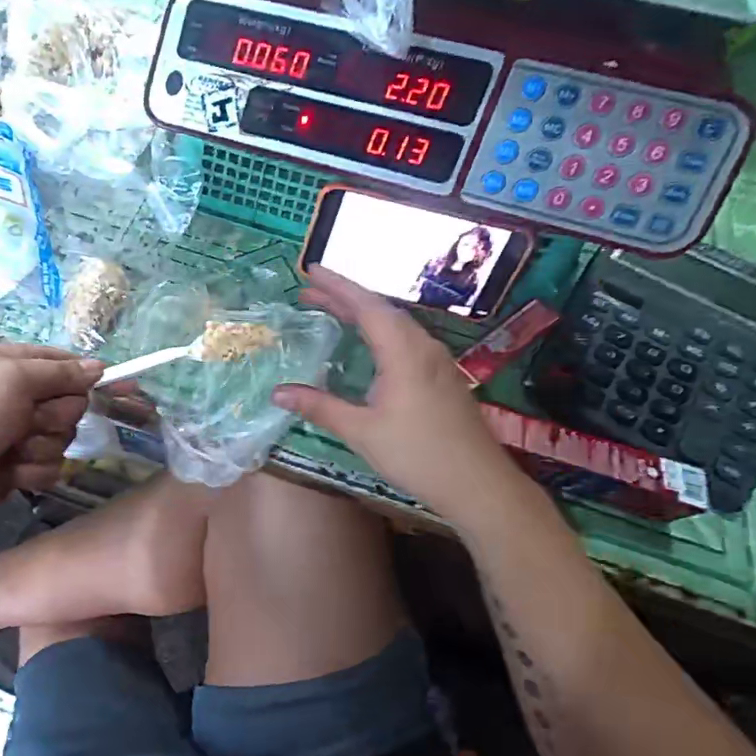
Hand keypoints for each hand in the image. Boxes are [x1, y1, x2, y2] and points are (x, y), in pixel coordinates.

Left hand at [0, 344, 100, 523]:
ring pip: (65, 437)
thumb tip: (100, 366)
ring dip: (41, 446)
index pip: (65, 362)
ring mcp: (22, 433)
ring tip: (12, 449)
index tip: (114, 385)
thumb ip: (60, 372)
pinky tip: (12, 472)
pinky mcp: (22, 466)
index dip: (87, 374)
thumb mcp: (13, 379)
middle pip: (72, 402)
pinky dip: (33, 470)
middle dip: (55, 415)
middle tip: (28, 420)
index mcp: (15, 364)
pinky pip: (52, 466)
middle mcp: (21, 396)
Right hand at [273, 266, 516, 510]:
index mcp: (403, 352)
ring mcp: (437, 360)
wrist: (478, 484)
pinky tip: (369, 344)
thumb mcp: (361, 432)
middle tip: (310, 292)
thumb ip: (320, 406)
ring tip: (333, 311)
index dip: (337, 286)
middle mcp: (422, 346)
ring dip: (363, 313)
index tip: (311, 271)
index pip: (366, 305)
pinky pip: (406, 338)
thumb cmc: (418, 455)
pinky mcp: (442, 375)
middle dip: (344, 297)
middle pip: (380, 310)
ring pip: (396, 323)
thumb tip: (277, 392)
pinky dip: (379, 330)